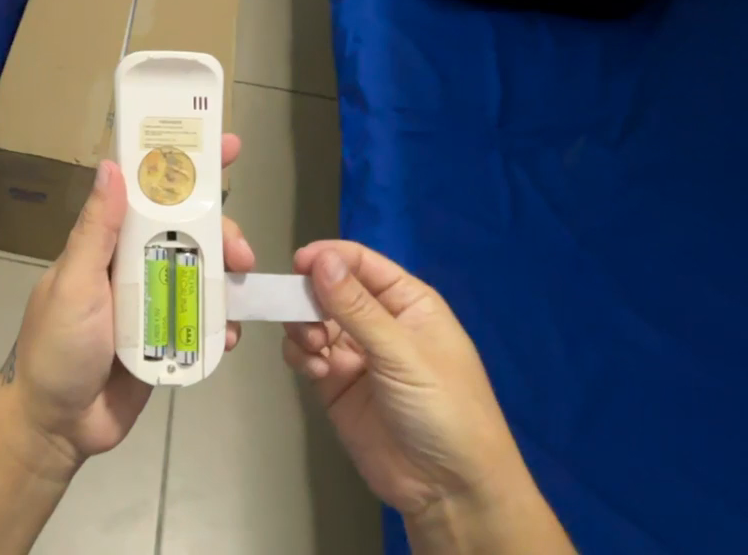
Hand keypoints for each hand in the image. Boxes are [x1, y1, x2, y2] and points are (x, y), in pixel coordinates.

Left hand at [9, 133, 249, 465]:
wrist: (58, 425)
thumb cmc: (57, 346)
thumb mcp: (74, 282)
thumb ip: (96, 229)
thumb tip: (113, 165)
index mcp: (110, 242)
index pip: (149, 192)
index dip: (184, 166)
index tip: (225, 145)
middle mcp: (135, 263)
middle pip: (189, 232)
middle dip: (222, 231)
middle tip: (241, 251)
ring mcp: (154, 301)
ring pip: (203, 272)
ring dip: (228, 276)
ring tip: (240, 290)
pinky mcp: (168, 338)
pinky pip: (203, 320)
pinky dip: (222, 322)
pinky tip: (229, 334)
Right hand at [282, 241, 523, 516]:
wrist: (450, 492)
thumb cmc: (444, 409)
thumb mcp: (403, 353)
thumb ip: (356, 306)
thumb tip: (320, 257)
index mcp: (406, 302)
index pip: (360, 262)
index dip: (329, 257)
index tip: (297, 264)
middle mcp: (378, 320)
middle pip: (329, 288)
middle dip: (309, 297)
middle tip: (301, 317)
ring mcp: (355, 352)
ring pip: (311, 319)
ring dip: (303, 328)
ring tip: (314, 351)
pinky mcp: (335, 382)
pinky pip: (306, 354)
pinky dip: (301, 357)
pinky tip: (316, 373)